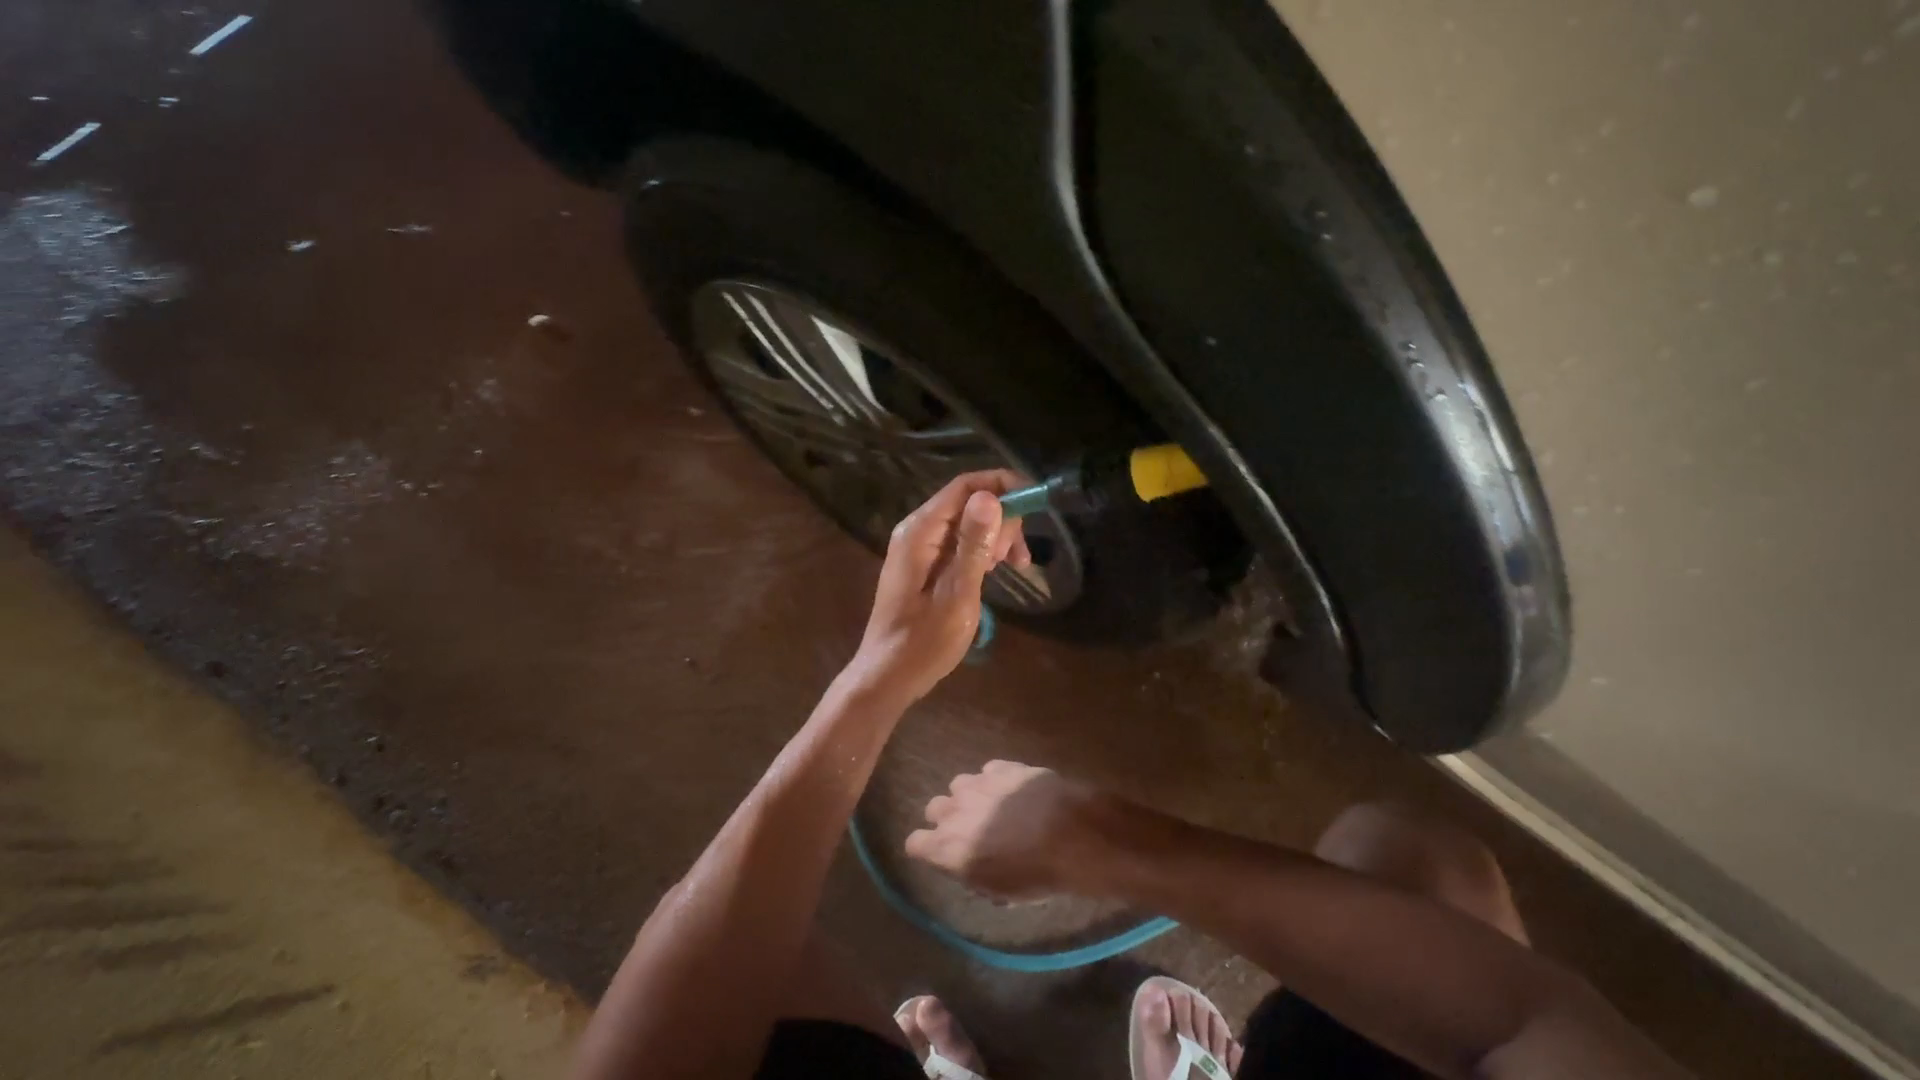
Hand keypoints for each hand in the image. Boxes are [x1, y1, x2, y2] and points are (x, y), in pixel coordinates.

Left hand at [840, 471, 1031, 707]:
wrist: (888, 676)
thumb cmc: (923, 642)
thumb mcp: (956, 595)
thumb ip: (973, 545)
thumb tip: (991, 497)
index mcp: (920, 531)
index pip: (965, 486)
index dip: (1003, 485)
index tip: (1037, 504)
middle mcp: (917, 530)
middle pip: (969, 500)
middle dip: (1002, 518)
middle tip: (1018, 556)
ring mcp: (919, 547)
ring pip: (969, 521)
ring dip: (997, 536)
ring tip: (1011, 567)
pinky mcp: (925, 564)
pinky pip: (961, 542)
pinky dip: (983, 551)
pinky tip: (994, 573)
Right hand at [904, 760, 1113, 898]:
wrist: (1072, 836)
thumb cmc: (1035, 876)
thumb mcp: (1001, 893)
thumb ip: (975, 876)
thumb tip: (971, 868)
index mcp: (948, 848)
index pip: (914, 844)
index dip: (927, 849)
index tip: (942, 855)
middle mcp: (954, 812)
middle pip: (934, 809)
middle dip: (948, 818)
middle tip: (971, 831)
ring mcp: (978, 784)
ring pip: (959, 785)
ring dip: (970, 796)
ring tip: (993, 807)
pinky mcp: (1004, 767)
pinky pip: (989, 771)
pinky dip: (996, 780)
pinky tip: (1014, 791)